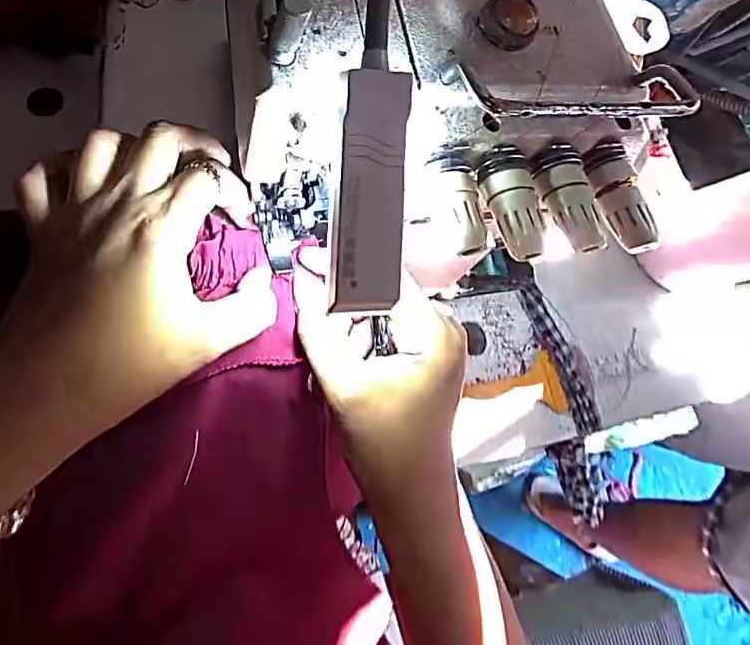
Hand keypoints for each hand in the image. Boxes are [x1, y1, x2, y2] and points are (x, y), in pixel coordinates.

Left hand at [0, 123, 276, 471]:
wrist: (35, 398)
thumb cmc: (122, 368)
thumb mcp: (203, 343)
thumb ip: (251, 310)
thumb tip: (263, 285)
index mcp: (159, 226)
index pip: (209, 177)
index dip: (235, 190)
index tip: (241, 220)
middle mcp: (117, 204)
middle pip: (161, 137)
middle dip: (198, 143)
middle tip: (212, 171)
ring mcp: (73, 211)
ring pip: (103, 141)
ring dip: (136, 146)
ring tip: (155, 171)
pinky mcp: (39, 228)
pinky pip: (42, 173)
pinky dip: (65, 166)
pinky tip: (88, 183)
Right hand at [293, 247, 466, 493]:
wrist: (411, 490)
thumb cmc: (384, 448)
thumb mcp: (342, 384)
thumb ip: (319, 328)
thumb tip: (303, 279)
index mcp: (436, 332)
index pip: (386, 277)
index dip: (345, 265)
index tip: (311, 259)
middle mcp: (446, 325)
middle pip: (385, 287)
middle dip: (346, 296)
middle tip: (316, 310)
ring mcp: (441, 336)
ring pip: (385, 302)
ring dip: (355, 316)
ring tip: (344, 356)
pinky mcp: (431, 346)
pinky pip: (392, 320)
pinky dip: (367, 330)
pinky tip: (357, 360)